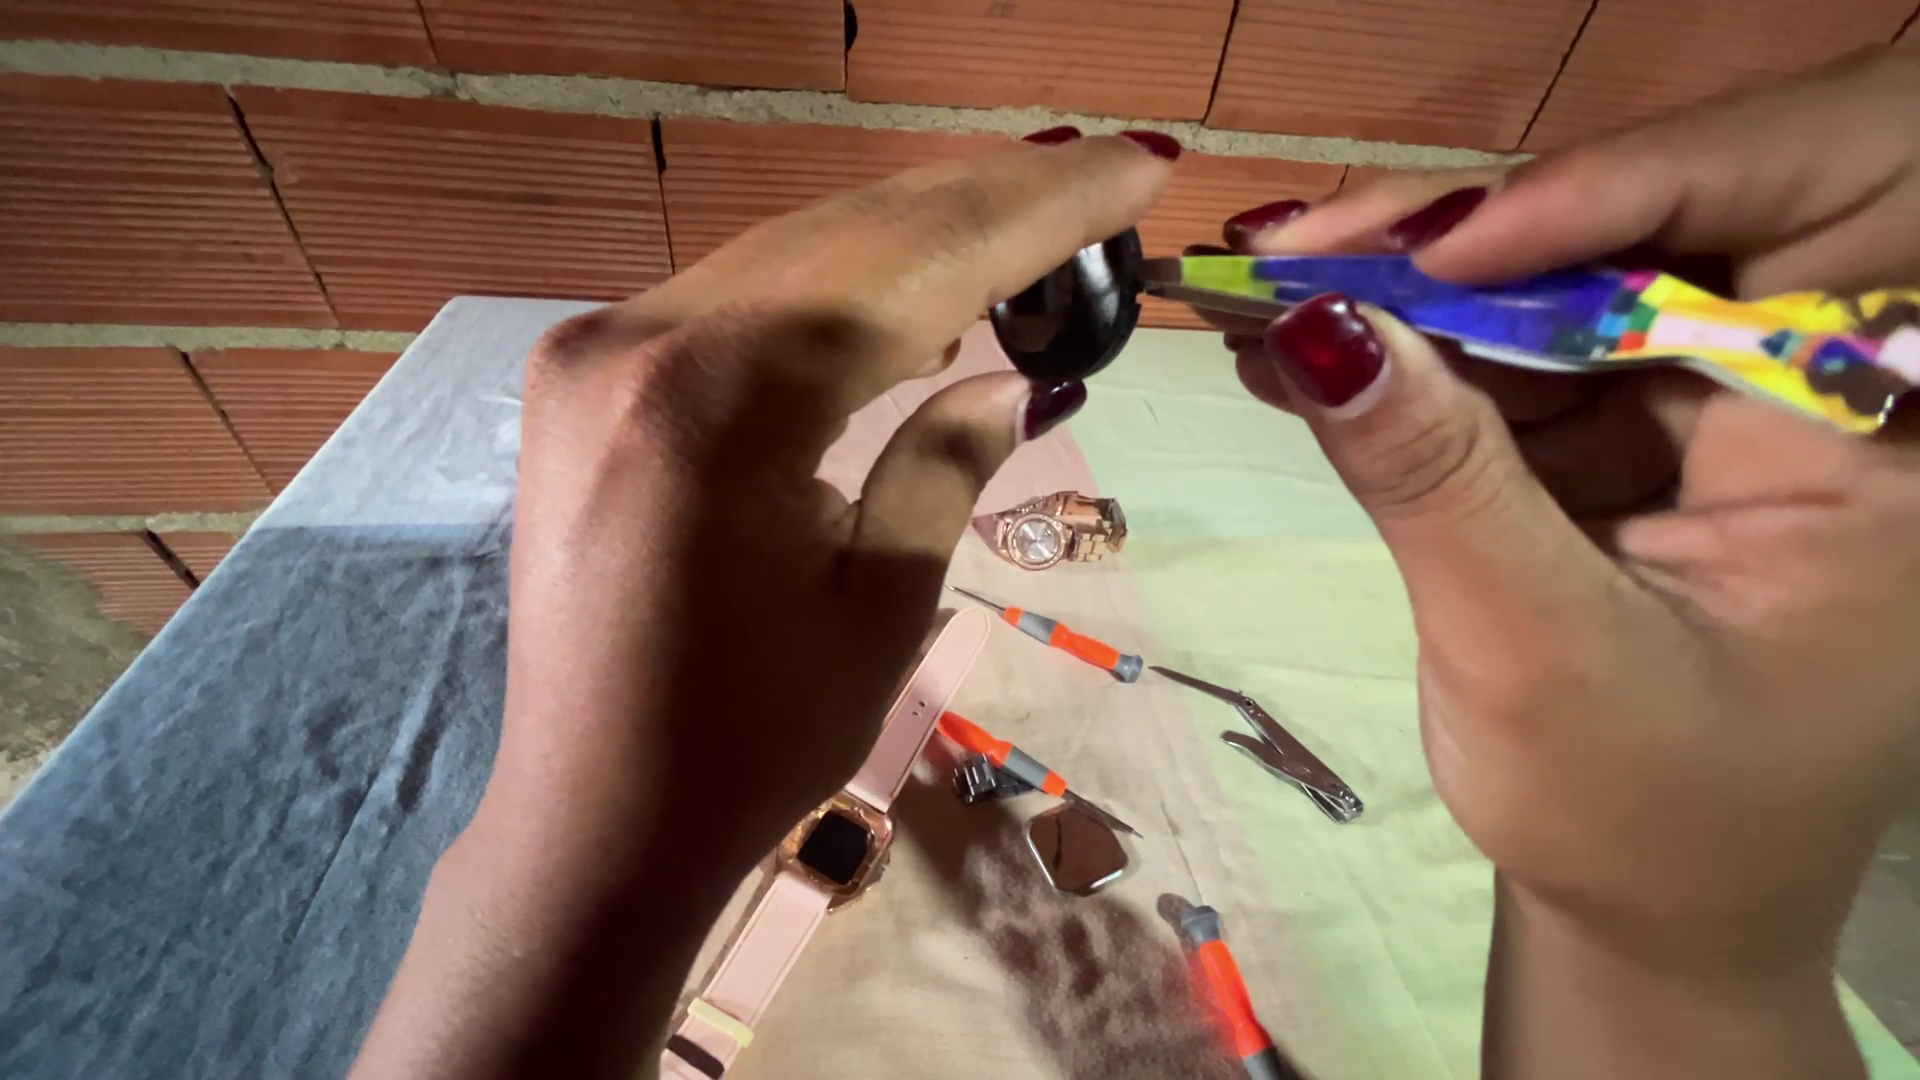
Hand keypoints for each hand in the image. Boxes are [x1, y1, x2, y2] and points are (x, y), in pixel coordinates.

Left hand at [351, 132, 1173, 1079]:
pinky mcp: (584, 378)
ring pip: (789, 253)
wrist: (599, 814)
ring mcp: (595, 351)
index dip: (1038, 212)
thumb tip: (1010, 379)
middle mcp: (640, 340)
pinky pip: (736, 299)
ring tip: (1023, 215)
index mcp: (724, 402)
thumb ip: (945, 465)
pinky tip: (905, 286)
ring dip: (912, 234)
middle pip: (847, 233)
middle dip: (984, 198)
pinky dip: (833, 284)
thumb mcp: (882, 608)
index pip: (913, 264)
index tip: (1132, 170)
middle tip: (1093, 175)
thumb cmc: (753, 740)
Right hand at [1217, 49, 1919, 1076]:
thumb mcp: (1529, 644)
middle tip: (1287, 248)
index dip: (1608, 201)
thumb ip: (1430, 477)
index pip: (1802, 221)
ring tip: (1252, 296)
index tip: (1423, 251)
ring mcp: (1675, 418)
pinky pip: (1478, 370)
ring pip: (1524, 302)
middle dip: (1445, 240)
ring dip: (1382, 296)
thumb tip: (1316, 331)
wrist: (1630, 894)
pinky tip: (1285, 356)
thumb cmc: (1628, 807)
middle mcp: (1790, 395)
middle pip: (1625, 246)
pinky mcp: (1586, 447)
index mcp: (1877, 439)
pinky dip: (1378, 361)